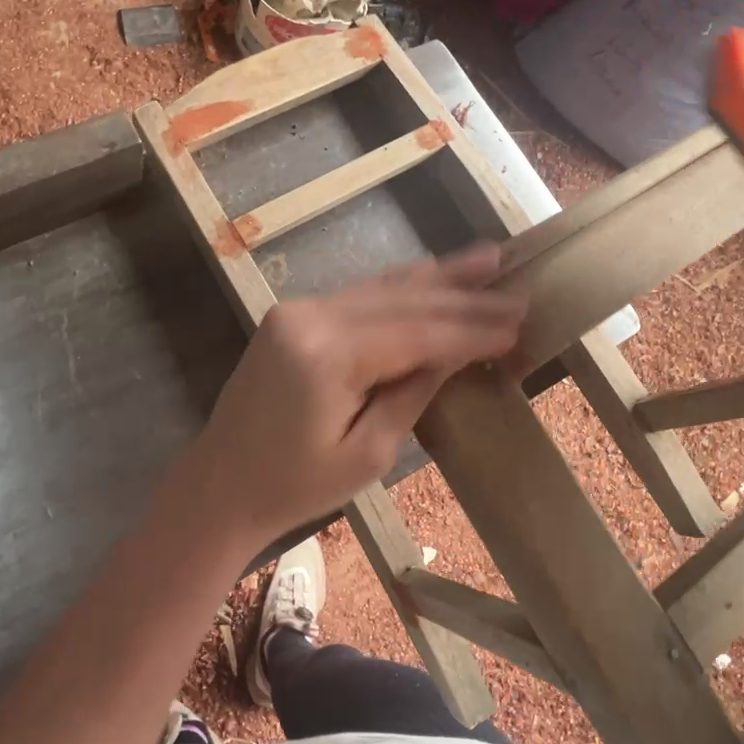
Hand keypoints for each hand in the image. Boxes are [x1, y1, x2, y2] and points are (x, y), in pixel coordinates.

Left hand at [181, 245, 527, 542]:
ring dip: (435, 277)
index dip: (471, 328)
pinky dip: (398, 288)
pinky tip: (432, 275)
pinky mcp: (292, 316)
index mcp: (327, 355)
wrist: (222, 481)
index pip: (417, 332)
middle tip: (517, 283)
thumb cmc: (295, 485)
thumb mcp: (368, 452)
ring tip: (487, 258)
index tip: (521, 319)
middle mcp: (311, 317)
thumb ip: (413, 393)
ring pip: (379, 288)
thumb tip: (457, 352)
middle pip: (401, 299)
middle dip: (462, 294)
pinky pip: (357, 296)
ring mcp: (297, 311)